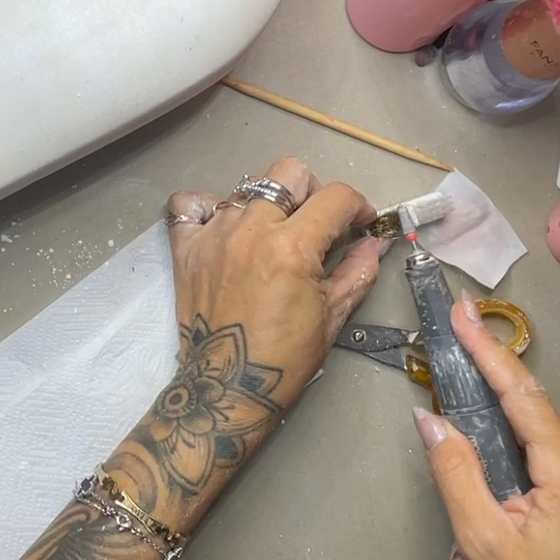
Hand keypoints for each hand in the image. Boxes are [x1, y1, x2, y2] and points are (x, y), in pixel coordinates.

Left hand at [166, 156, 383, 388]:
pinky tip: (223, 226)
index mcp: (292, 246)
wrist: (225, 386)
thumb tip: (375, 242)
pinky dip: (207, 208)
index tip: (360, 223)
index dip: (358, 205)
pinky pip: (188, 205)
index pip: (336, 197)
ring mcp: (213, 235)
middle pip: (288, 173)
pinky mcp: (185, 248)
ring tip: (271, 232)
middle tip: (316, 221)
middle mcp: (250, 229)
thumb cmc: (285, 356)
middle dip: (313, 190)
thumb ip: (357, 270)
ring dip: (266, 203)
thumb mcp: (332, 315)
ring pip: (245, 188)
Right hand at [415, 295, 559, 559]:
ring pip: (541, 431)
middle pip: (533, 406)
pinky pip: (550, 452)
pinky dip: (517, 436)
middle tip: (457, 330)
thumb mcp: (483, 542)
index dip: (489, 351)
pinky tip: (493, 446)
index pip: (523, 396)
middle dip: (492, 366)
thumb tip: (430, 418)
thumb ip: (456, 472)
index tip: (463, 312)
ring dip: (501, 406)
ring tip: (463, 386)